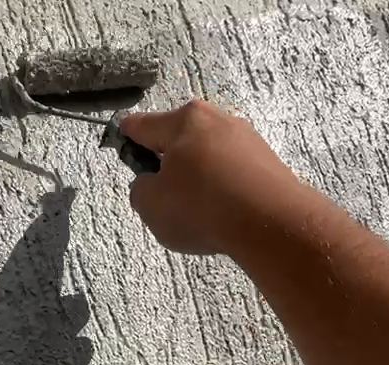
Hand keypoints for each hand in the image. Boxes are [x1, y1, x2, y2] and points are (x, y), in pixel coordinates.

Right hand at [120, 101, 309, 256]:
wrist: (268, 221)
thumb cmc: (201, 208)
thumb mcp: (150, 205)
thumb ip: (140, 189)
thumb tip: (150, 183)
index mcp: (183, 121)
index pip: (143, 124)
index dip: (127, 134)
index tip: (121, 137)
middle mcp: (215, 119)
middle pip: (178, 138)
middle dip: (166, 161)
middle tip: (161, 195)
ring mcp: (244, 136)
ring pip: (205, 154)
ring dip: (194, 175)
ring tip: (195, 211)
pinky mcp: (264, 158)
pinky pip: (229, 170)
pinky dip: (218, 186)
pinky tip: (219, 212)